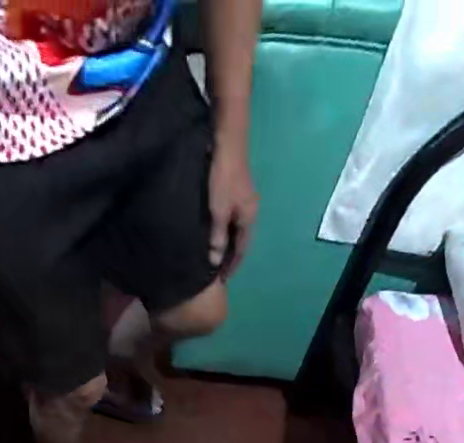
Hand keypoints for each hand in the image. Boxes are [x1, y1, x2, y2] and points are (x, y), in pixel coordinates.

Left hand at [207, 143, 258, 275]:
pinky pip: (231, 217)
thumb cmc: (222, 178)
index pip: (241, 250)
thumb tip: (215, 259)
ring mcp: (244, 200)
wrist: (226, 141)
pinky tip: (214, 232)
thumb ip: (217, 236)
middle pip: (240, 240)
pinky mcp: (236, 190)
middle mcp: (250, 211)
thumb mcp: (218, 211)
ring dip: (226, 243)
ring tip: (213, 255)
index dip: (231, 266)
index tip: (221, 281)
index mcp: (248, 218)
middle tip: (216, 271)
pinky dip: (224, 229)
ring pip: (235, 228)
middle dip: (229, 257)